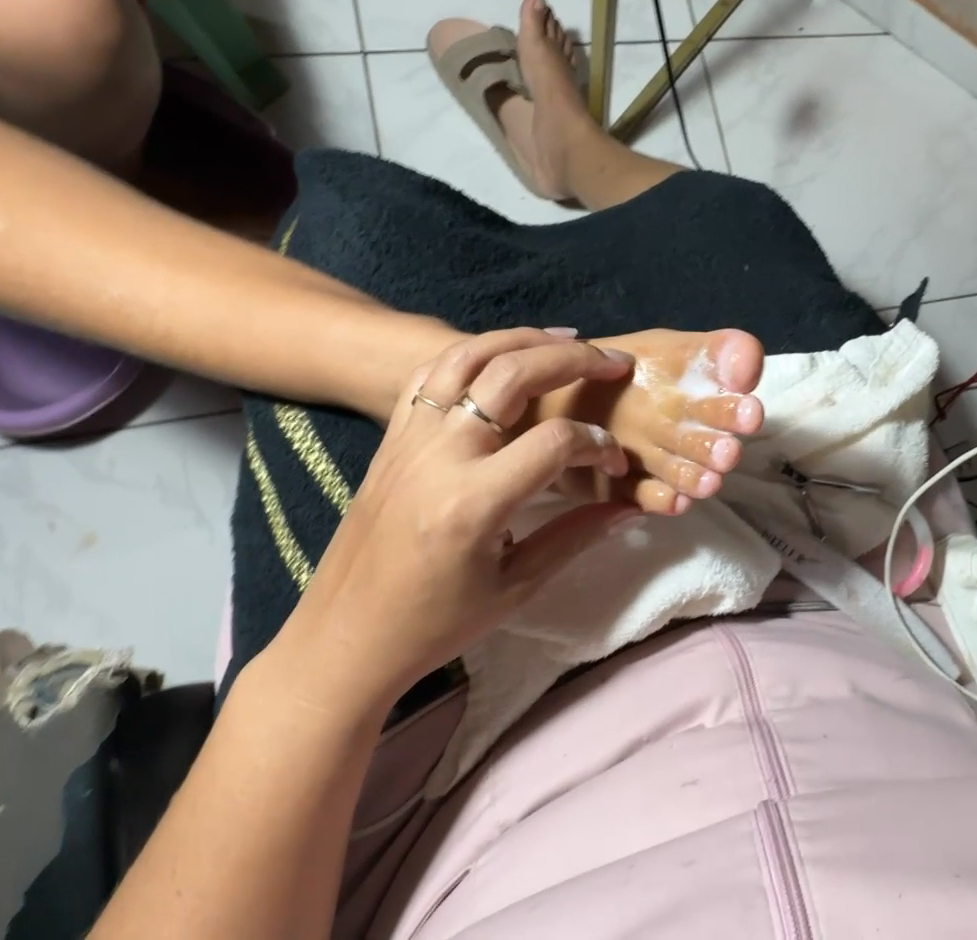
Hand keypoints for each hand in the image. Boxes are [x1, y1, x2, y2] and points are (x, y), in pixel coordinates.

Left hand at [275, 329, 643, 708]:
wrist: (346, 638)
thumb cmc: (436, 624)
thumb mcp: (517, 588)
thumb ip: (576, 536)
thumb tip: (630, 507)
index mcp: (474, 503)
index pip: (556, 442)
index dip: (599, 446)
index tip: (616, 465)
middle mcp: (439, 456)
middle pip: (512, 374)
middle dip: (573, 360)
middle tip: (615, 365)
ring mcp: (409, 440)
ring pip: (466, 357)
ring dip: (522, 339)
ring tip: (568, 339)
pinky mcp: (391, 439)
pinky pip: (429, 376)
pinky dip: (470, 353)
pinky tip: (502, 357)